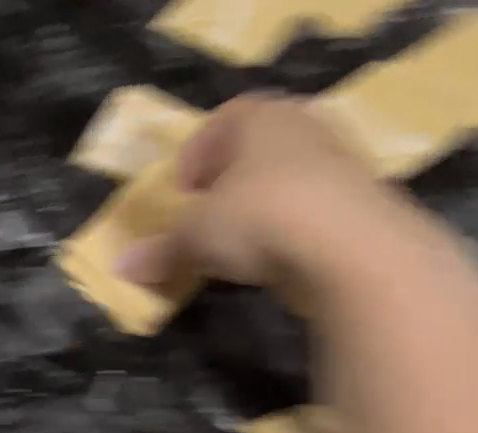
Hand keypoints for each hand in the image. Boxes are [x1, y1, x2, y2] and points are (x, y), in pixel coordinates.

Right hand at [115, 93, 405, 294]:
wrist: (351, 248)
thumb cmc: (257, 218)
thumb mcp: (191, 238)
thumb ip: (157, 251)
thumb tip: (120, 268)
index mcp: (259, 118)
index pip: (218, 123)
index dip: (192, 159)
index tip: (179, 196)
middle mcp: (301, 126)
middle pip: (250, 153)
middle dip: (221, 189)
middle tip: (200, 223)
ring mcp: (336, 161)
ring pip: (279, 182)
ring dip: (252, 213)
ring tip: (232, 250)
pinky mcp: (357, 201)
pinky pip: (305, 211)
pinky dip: (283, 232)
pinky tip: (269, 261)